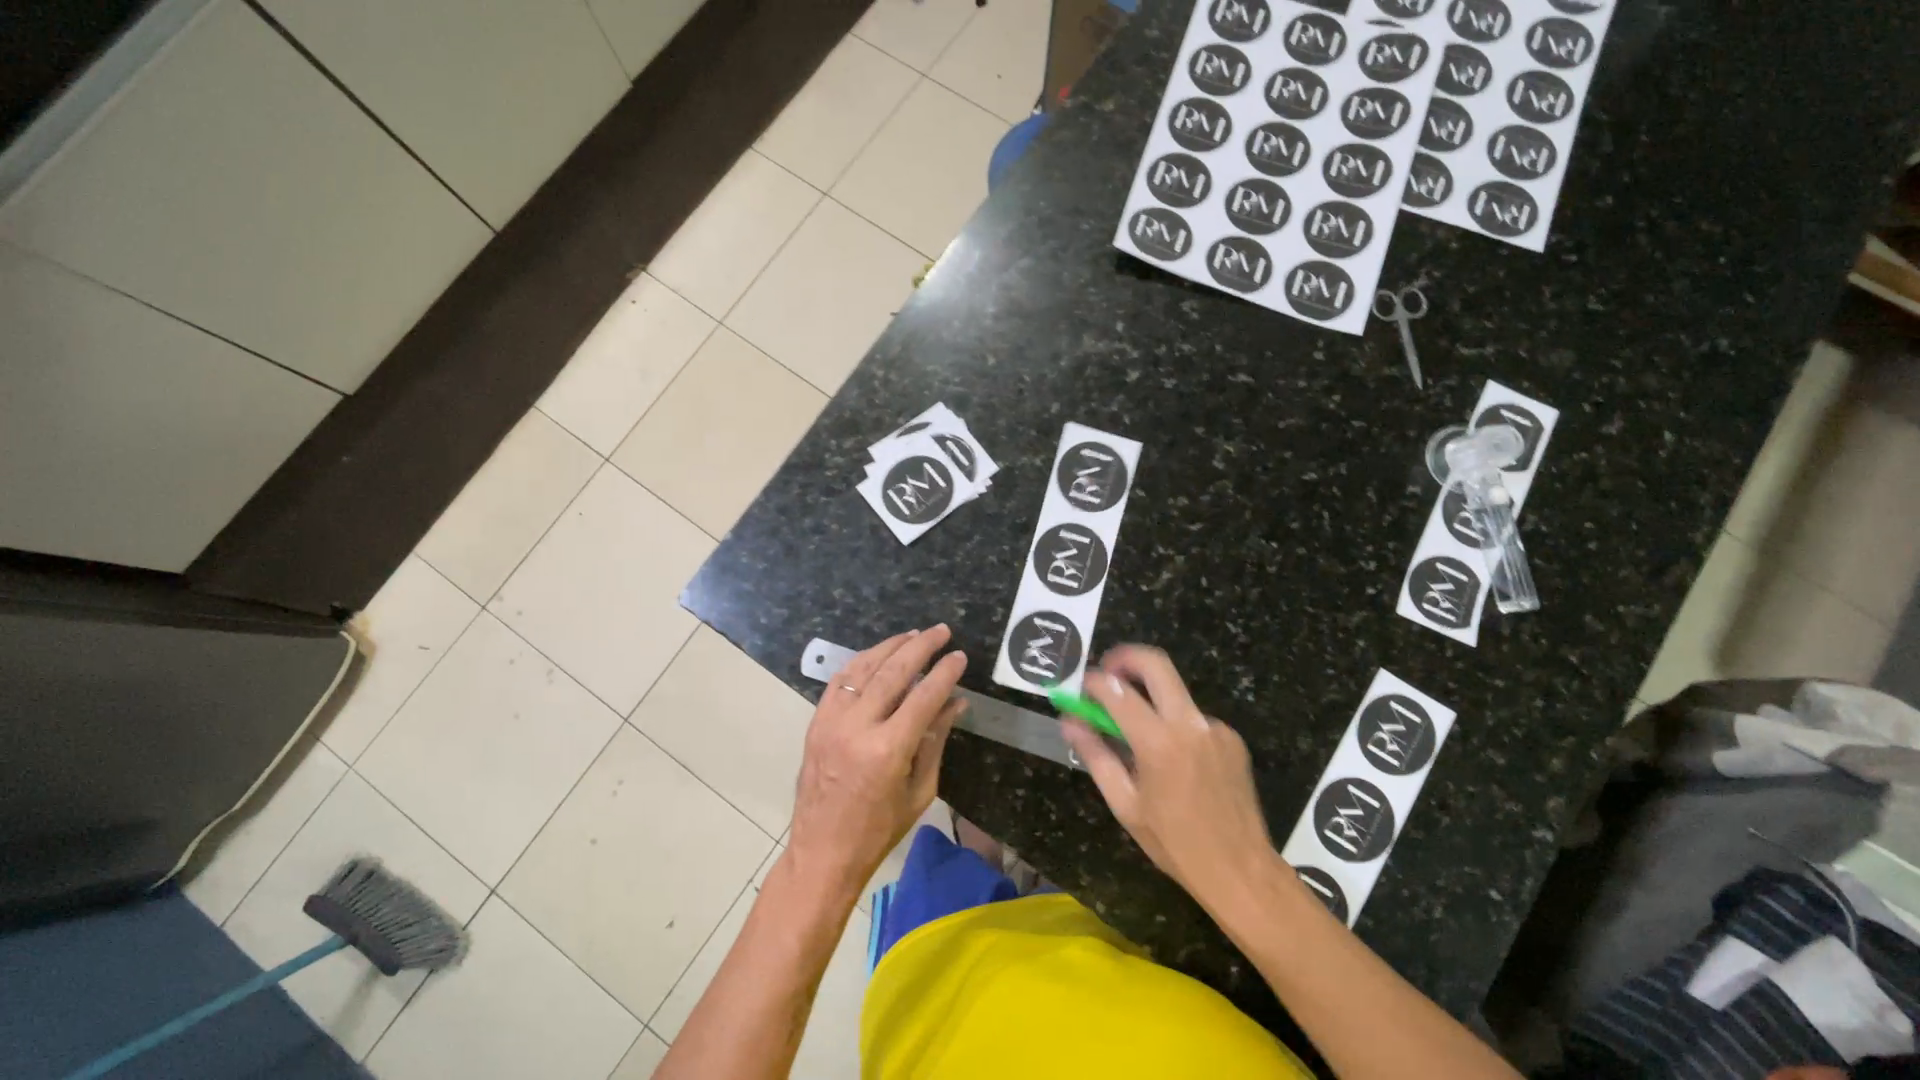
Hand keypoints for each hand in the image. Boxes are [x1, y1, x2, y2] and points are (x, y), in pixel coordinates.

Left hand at [786, 626, 966, 901]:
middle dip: (920, 647)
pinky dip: (860, 663)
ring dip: (889, 647)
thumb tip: (955, 702)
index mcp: (888, 750)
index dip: (945, 673)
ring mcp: (831, 722)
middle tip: (941, 631)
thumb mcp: (920, 790)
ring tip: (912, 635)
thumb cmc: (879, 830)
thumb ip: (936, 740)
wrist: (823, 852)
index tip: (960, 656)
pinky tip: (877, 656)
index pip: (923, 696)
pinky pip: (839, 682)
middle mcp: (857, 727)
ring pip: (862, 668)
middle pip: (893, 672)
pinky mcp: (816, 723)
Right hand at [1060, 645, 1280, 914]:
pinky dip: (1176, 728)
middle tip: (1106, 673)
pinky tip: (1173, 763)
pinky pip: (1195, 720)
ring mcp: (1216, 729)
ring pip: (1176, 695)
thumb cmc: (1173, 844)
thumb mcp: (1125, 804)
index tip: (1079, 687)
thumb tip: (1070, 721)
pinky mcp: (1232, 739)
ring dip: (1152, 701)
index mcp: (1158, 743)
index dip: (1093, 682)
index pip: (1117, 691)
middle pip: (1156, 664)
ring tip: (1138, 739)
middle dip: (1126, 659)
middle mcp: (1190, 724)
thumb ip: (1096, 756)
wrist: (1239, 870)